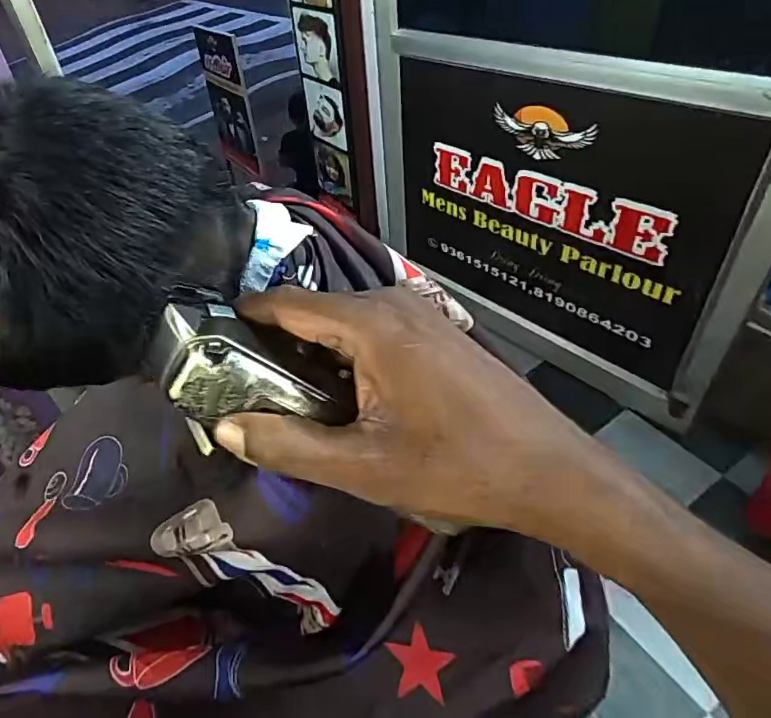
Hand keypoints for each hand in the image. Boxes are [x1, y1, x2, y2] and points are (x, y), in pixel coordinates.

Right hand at [214, 286, 630, 542]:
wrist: (555, 472)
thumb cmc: (458, 467)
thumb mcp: (364, 467)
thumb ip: (288, 445)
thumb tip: (225, 428)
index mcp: (369, 323)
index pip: (285, 303)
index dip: (245, 317)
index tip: (215, 340)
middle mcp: (390, 299)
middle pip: (312, 310)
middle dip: (277, 341)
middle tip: (247, 380)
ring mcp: (417, 309)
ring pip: (341, 318)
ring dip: (313, 349)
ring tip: (290, 392)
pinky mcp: (434, 325)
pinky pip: (370, 325)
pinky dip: (345, 350)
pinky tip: (345, 391)